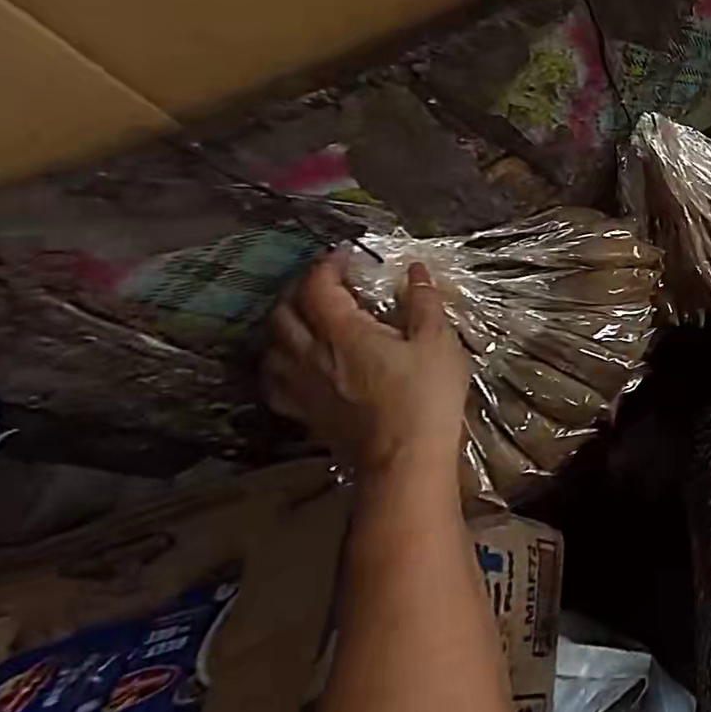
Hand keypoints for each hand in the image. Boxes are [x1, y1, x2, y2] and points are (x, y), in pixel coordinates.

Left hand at [264, 251, 469, 477]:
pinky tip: (295, 361)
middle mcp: (311, 355)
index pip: (319, 288)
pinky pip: (273, 380)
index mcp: (344, 333)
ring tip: (309, 316)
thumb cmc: (426, 394)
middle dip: (302, 289)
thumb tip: (414, 271)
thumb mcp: (438, 341)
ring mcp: (301, 387)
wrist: (404, 458)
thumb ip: (423, 302)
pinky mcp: (302, 412)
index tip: (346, 253)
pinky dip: (279, 360)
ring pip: (272, 344)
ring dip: (285, 322)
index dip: (328, 265)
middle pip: (285, 312)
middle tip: (328, 281)